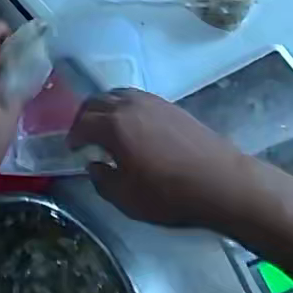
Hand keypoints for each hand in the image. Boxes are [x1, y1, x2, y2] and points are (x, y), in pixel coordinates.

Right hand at [69, 89, 259, 230]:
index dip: (73, 135)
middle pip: (97, 101)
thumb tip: (94, 165)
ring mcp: (151, 101)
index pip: (82, 122)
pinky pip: (136, 98)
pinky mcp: (169, 105)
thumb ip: (102, 180)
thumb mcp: (126, 198)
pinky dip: (124, 106)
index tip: (72, 148)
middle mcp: (129, 105)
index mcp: (113, 125)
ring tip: (105, 126)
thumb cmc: (169, 193)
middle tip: (83, 134)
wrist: (219, 181)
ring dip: (105, 107)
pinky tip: (131, 123)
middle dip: (84, 116)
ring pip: (117, 94)